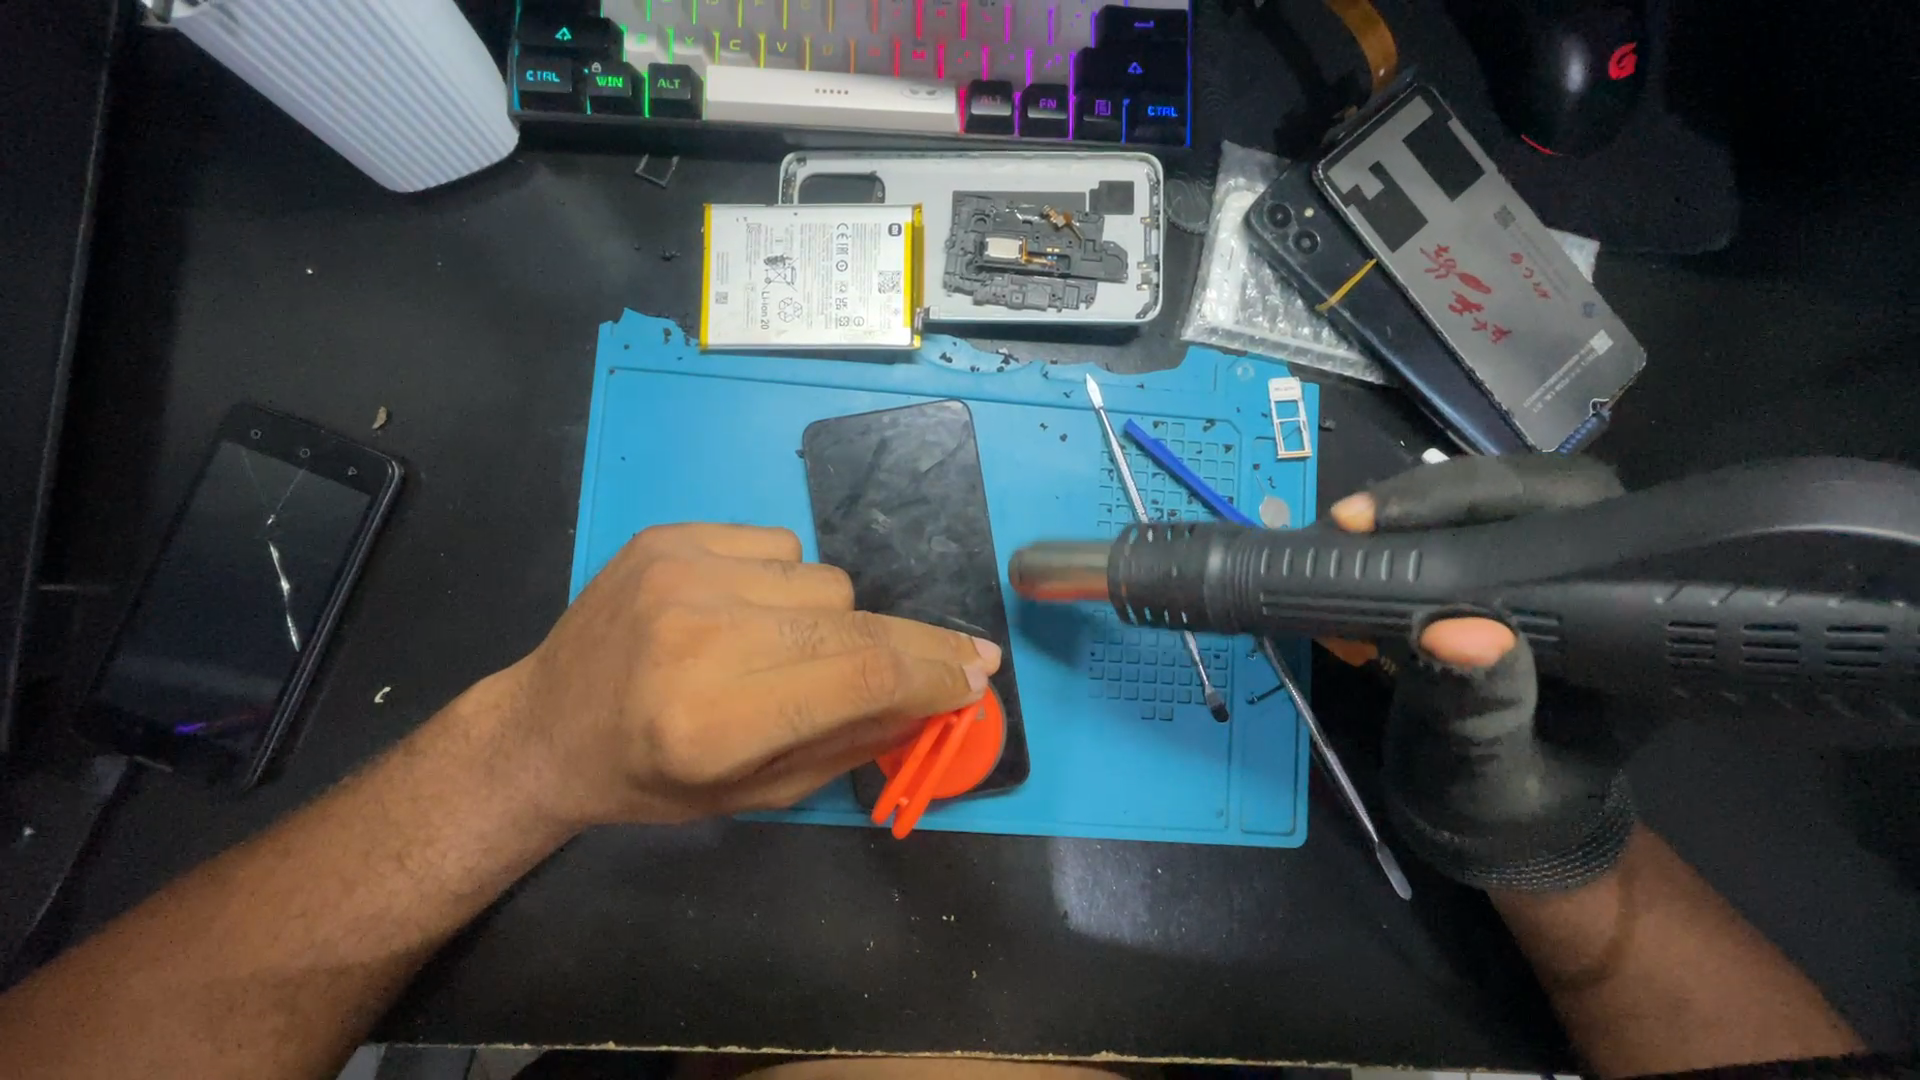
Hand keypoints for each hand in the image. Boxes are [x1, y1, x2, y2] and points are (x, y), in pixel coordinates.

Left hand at [490, 524, 1000, 827]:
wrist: (544, 724)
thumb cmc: (650, 778)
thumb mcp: (754, 794)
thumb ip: (848, 745)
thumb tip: (932, 700)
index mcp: (712, 722)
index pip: (858, 676)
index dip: (931, 674)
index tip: (977, 676)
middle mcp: (697, 636)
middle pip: (852, 621)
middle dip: (918, 644)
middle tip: (962, 656)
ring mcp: (680, 573)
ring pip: (825, 580)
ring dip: (835, 618)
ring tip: (793, 646)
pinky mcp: (669, 536)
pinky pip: (781, 547)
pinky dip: (787, 582)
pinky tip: (749, 610)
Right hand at [1331, 455, 1636, 891]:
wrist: (1492, 828)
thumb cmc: (1506, 818)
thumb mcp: (1488, 784)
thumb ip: (1478, 716)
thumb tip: (1454, 630)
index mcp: (1634, 643)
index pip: (1585, 534)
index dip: (1494, 510)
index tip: (1394, 525)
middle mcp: (1598, 595)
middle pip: (1538, 498)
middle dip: (1438, 496)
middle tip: (1349, 519)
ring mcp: (1540, 587)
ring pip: (1490, 509)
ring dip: (1408, 510)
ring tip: (1338, 531)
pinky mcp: (1488, 589)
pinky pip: (1448, 538)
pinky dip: (1390, 535)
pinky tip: (1346, 545)